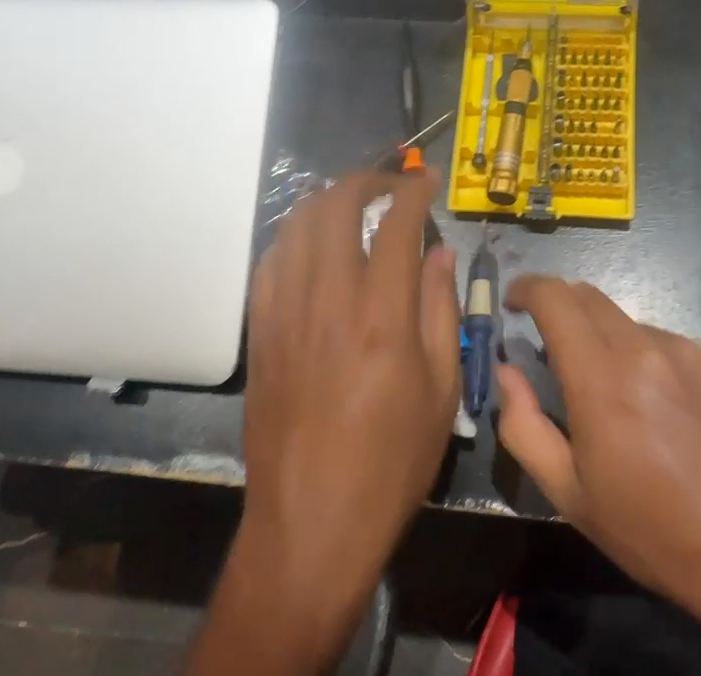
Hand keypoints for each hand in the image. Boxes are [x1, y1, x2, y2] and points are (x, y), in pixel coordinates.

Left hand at [186, 169, 457, 674]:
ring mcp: (285, 314)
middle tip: (389, 185)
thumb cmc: (391, 463)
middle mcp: (328, 301)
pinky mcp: (259, 333)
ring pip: (296, 226)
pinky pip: (270, 263)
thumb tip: (440, 255)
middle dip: (365, 181)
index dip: (413, 190)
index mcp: (383, 318)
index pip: (396, 225)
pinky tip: (313, 247)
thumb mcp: (440, 392)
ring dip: (326, 201)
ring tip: (352, 205)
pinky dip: (294, 237)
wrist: (312, 519)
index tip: (425, 179)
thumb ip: (440, 311)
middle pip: (336, 208)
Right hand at [494, 277, 700, 607]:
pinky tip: (656, 409)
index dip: (528, 289)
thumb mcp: (568, 493)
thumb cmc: (650, 529)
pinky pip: (664, 343)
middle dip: (559, 308)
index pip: (556, 299)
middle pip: (589, 297)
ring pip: (627, 323)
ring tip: (609, 396)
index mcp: (602, 379)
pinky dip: (643, 358)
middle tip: (547, 346)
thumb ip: (523, 426)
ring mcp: (688, 352)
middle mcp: (646, 349)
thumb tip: (508, 372)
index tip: (514, 303)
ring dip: (603, 340)